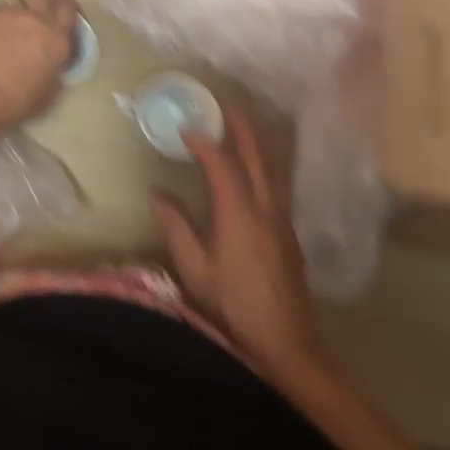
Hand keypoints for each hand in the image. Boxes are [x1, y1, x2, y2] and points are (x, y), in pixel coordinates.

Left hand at [0, 0, 78, 129]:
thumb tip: (49, 60)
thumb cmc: (16, 100)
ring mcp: (7, 13)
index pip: (69, 7)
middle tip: (36, 15)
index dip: (67, 7)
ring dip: (16, 9)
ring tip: (9, 25)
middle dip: (42, 1)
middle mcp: (35, 19)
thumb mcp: (49, 89)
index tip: (62, 14)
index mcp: (57, 38)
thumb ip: (53, 66)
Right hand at [152, 111, 321, 378]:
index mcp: (239, 215)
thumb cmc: (232, 304)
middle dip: (243, 132)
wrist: (283, 342)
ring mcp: (283, 224)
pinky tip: (256, 174)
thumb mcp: (193, 267)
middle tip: (228, 108)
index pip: (223, 166)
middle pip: (258, 160)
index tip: (186, 129)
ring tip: (244, 131)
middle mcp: (266, 211)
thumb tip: (159, 192)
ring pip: (273, 174)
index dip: (205, 143)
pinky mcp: (289, 238)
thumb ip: (176, 226)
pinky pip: (277, 189)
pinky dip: (265, 169)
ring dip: (258, 148)